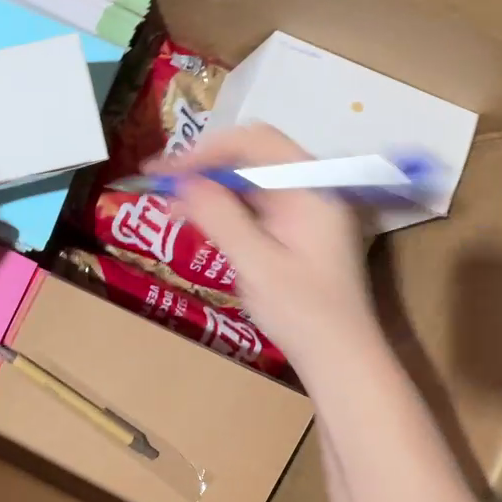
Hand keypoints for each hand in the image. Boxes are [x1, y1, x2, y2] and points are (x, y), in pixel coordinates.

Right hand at [148, 125, 379, 361]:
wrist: (341, 359)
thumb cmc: (302, 313)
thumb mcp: (256, 263)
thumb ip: (219, 216)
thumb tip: (180, 182)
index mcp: (312, 189)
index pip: (255, 142)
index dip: (206, 150)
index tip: (165, 170)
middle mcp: (312, 189)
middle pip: (252, 155)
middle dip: (204, 165)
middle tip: (160, 181)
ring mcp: (306, 209)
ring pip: (249, 178)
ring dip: (209, 185)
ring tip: (169, 201)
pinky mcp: (296, 228)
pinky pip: (253, 201)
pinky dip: (222, 205)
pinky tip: (194, 218)